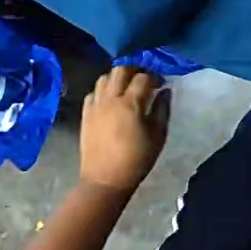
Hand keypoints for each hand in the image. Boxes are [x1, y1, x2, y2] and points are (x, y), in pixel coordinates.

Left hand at [78, 66, 169, 191]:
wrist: (105, 179)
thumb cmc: (136, 160)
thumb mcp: (158, 136)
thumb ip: (162, 110)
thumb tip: (165, 91)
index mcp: (131, 104)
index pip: (143, 78)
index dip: (154, 77)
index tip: (161, 83)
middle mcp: (111, 99)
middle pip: (120, 70)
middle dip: (134, 70)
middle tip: (143, 79)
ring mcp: (95, 105)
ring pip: (104, 78)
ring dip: (116, 78)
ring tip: (125, 88)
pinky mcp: (85, 114)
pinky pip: (93, 93)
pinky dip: (102, 91)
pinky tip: (109, 100)